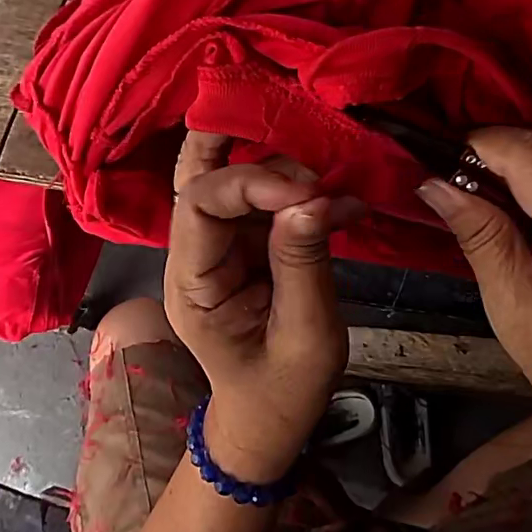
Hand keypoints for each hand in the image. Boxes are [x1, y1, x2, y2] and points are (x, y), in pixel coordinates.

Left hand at [165, 131, 361, 482]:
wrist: (268, 420)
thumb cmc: (281, 392)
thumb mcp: (305, 338)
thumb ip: (303, 265)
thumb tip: (312, 198)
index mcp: (190, 284)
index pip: (198, 208)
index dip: (247, 183)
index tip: (307, 190)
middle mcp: (194, 254)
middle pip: (194, 177)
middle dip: (229, 138)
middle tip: (277, 111)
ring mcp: (220, 247)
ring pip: (230, 180)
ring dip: (277, 163)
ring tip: (329, 167)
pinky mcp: (246, 246)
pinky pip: (263, 202)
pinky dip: (298, 190)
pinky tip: (340, 196)